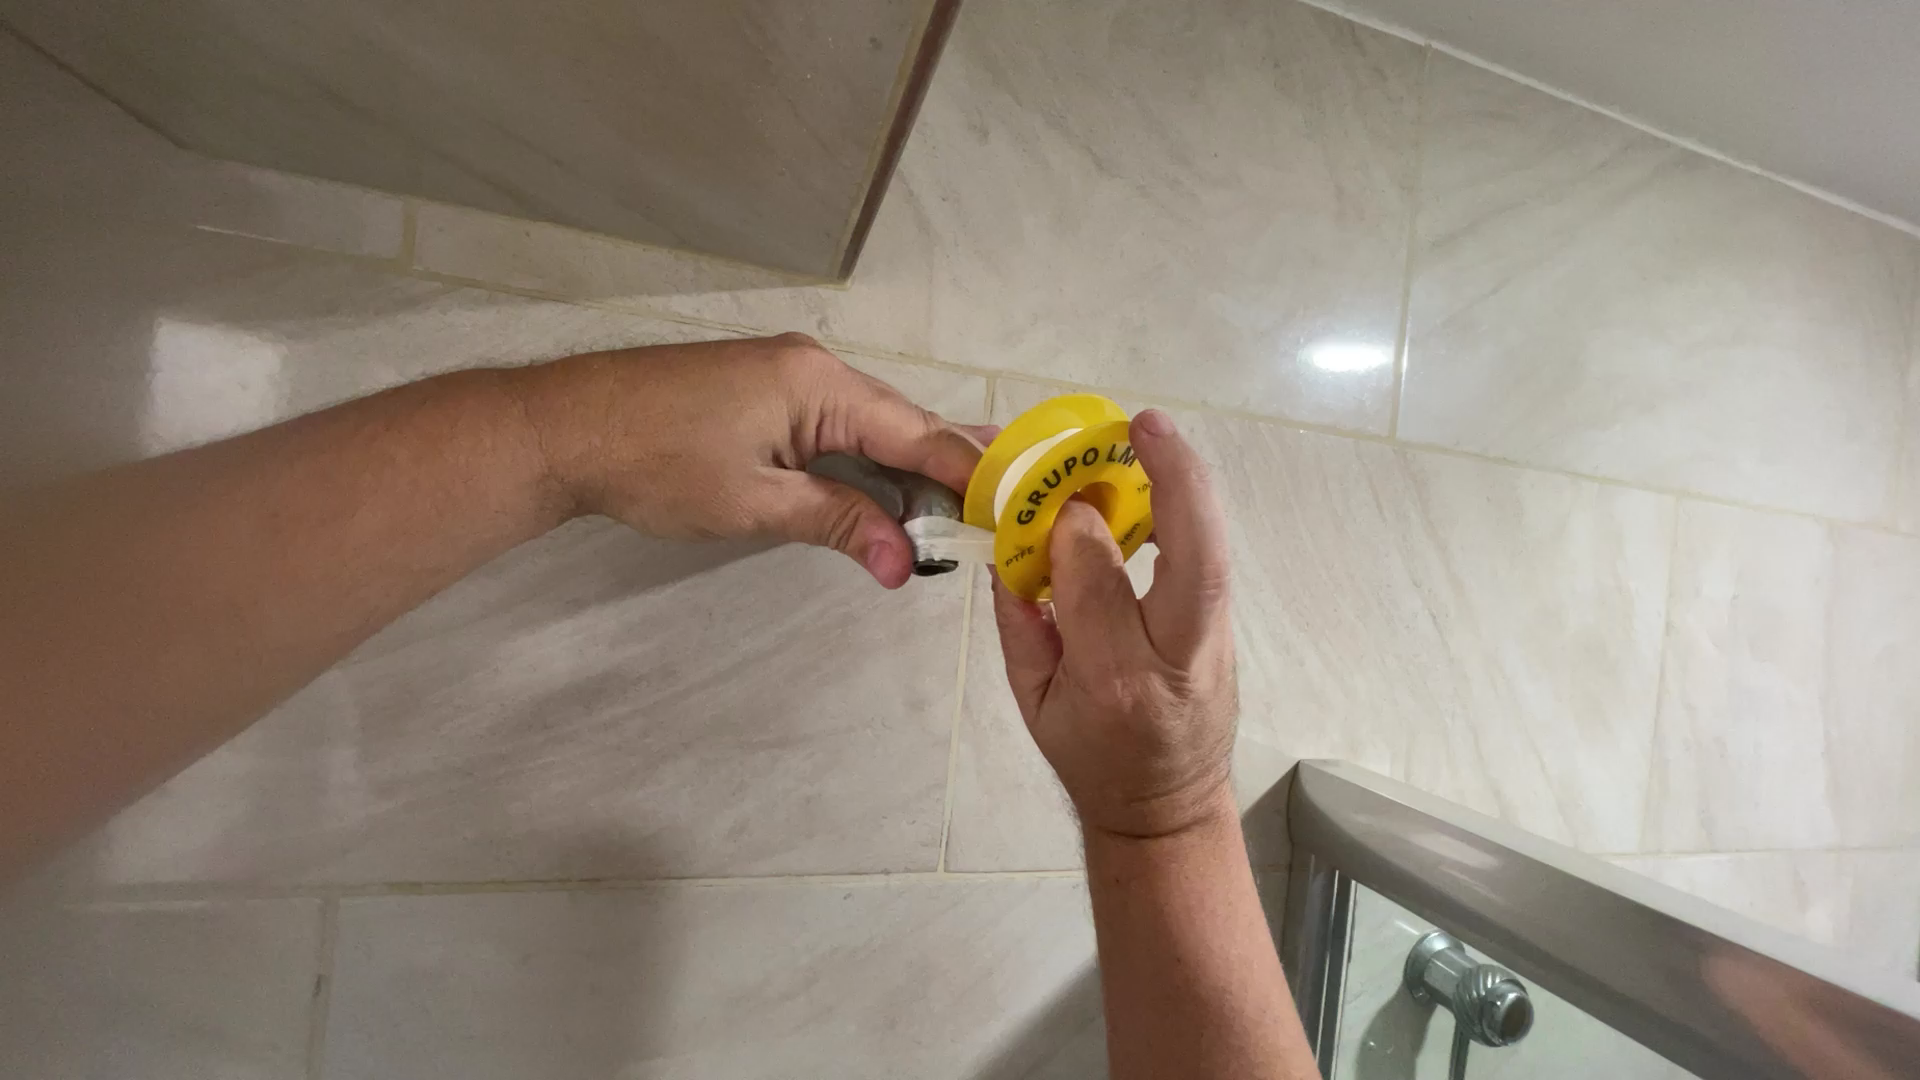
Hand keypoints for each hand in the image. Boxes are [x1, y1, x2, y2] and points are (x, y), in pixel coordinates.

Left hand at [504, 333, 985, 587]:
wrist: (561, 429)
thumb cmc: (655, 464)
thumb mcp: (755, 502)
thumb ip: (838, 522)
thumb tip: (902, 564)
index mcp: (818, 383)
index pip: (913, 431)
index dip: (963, 470)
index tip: (1005, 503)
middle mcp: (813, 367)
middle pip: (899, 421)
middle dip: (945, 465)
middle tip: (1001, 496)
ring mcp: (787, 373)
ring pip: (870, 423)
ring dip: (910, 461)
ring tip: (968, 486)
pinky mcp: (765, 390)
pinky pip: (838, 424)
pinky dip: (870, 455)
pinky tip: (895, 473)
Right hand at [993, 408, 1237, 839]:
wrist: (1166, 808)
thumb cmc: (1088, 758)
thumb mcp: (1031, 703)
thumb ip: (1019, 625)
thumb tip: (1015, 547)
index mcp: (1113, 684)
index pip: (1097, 589)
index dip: (1074, 534)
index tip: (1054, 501)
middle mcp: (1175, 662)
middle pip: (1192, 564)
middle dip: (1174, 485)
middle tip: (1144, 426)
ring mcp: (1215, 648)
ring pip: (1215, 555)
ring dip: (1189, 486)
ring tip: (1155, 435)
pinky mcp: (1229, 634)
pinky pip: (1211, 561)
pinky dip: (1190, 511)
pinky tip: (1166, 479)